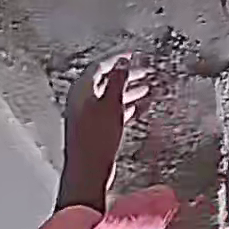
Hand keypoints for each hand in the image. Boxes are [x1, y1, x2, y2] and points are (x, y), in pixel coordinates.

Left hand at [56, 54, 151, 211]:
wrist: (88, 174)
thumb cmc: (95, 140)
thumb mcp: (111, 104)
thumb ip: (118, 80)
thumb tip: (123, 63)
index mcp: (81, 91)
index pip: (100, 66)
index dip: (118, 58)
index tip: (133, 54)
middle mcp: (82, 101)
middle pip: (106, 80)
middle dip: (127, 74)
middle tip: (145, 69)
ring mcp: (87, 117)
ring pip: (111, 96)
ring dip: (129, 90)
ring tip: (147, 86)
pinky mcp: (95, 130)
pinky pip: (113, 111)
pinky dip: (126, 105)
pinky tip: (140, 106)